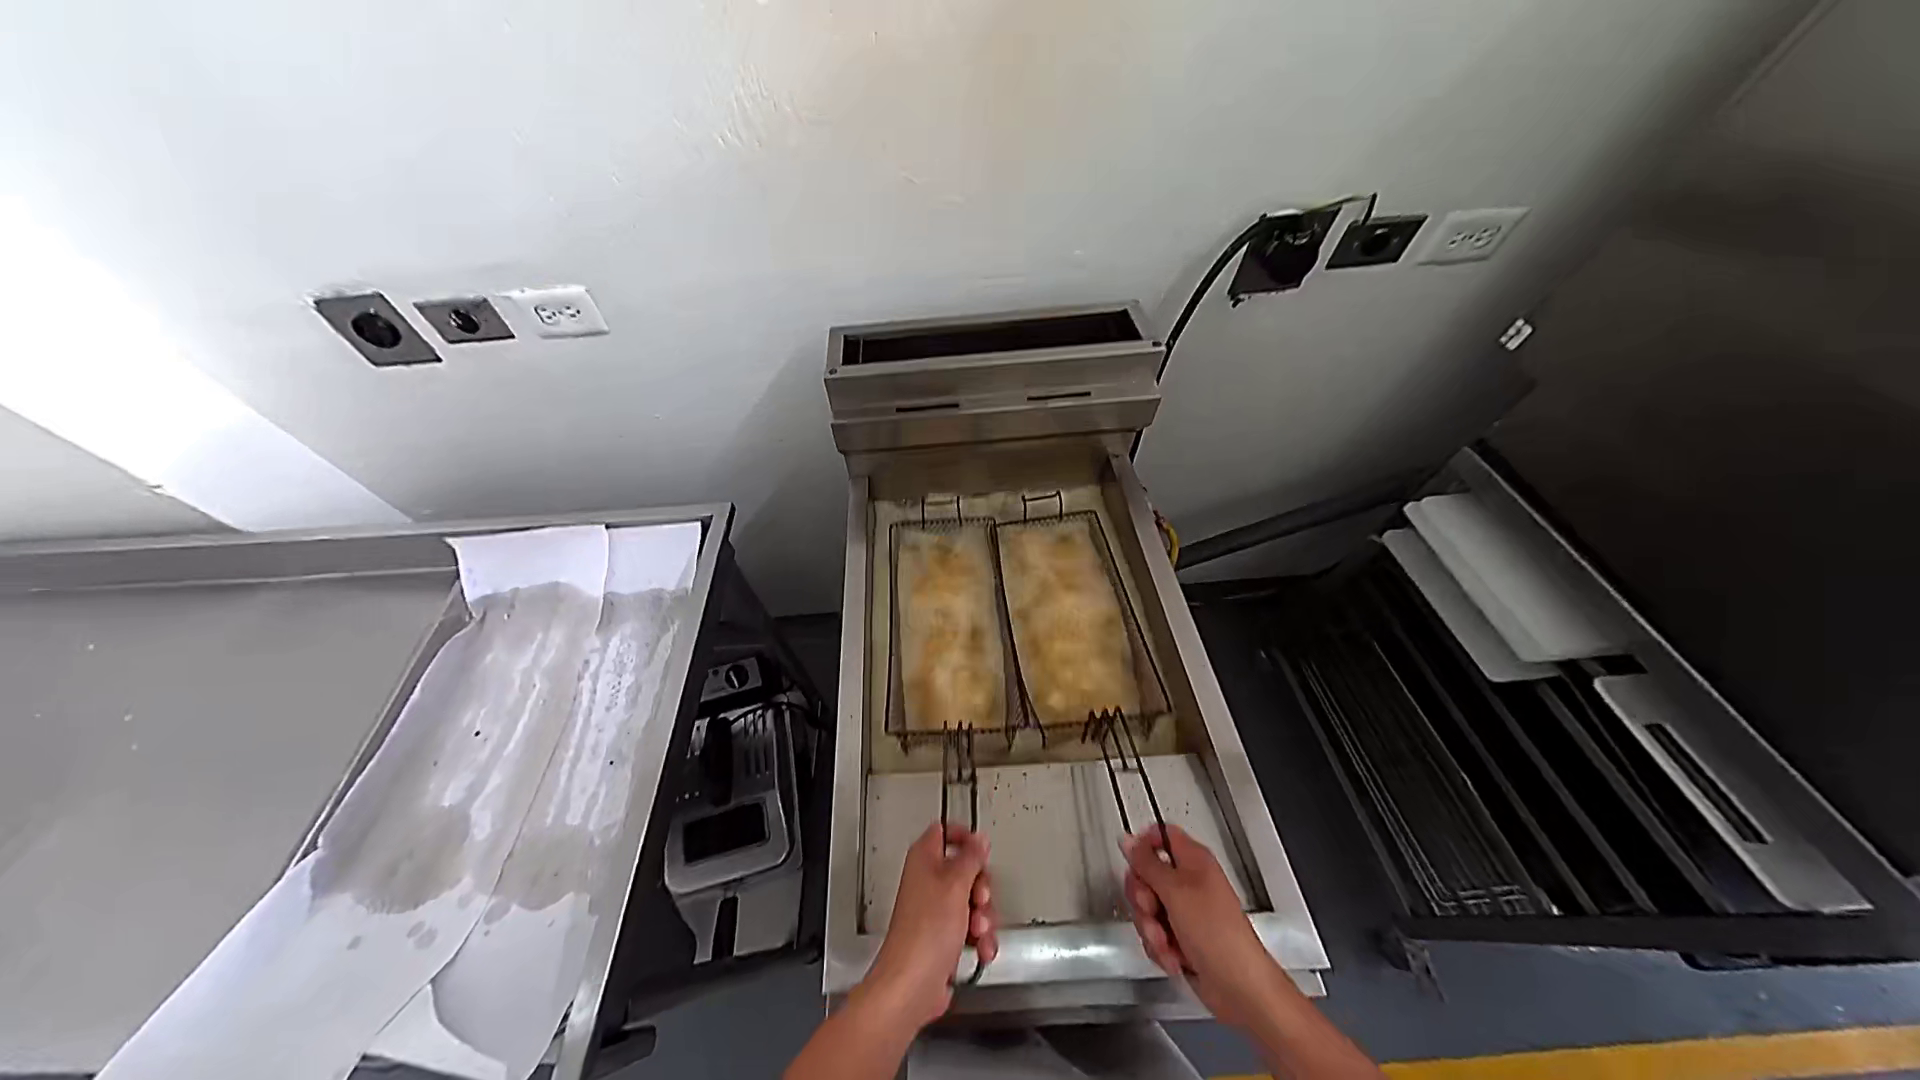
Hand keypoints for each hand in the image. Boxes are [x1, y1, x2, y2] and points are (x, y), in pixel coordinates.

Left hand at [859, 823, 998, 1030]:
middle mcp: (927, 881)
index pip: (944, 831)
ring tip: (977, 929)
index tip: (980, 850)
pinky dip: (980, 938)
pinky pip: (971, 927)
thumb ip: (971, 858)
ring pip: (972, 900)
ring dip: (983, 917)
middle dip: (981, 887)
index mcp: (924, 859)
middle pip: (966, 869)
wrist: (913, 984)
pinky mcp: (943, 936)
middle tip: (979, 898)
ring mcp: (934, 910)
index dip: (964, 836)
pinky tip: (980, 948)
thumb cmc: (923, 934)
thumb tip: (979, 839)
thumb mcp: (956, 884)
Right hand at [1121, 825, 1292, 1030]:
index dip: (1143, 845)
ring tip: (1166, 939)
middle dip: (1142, 897)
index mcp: (1193, 860)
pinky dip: (1159, 946)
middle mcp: (1189, 882)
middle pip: (1147, 874)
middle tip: (1152, 907)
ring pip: (1147, 907)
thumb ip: (1146, 863)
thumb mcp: (1174, 890)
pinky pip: (1154, 931)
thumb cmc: (1219, 935)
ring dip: (1150, 927)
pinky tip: (1173, 955)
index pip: (1160, 835)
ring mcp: (1185, 910)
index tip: (1135, 864)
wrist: (1238, 986)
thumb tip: (1129, 840)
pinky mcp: (1181, 936)